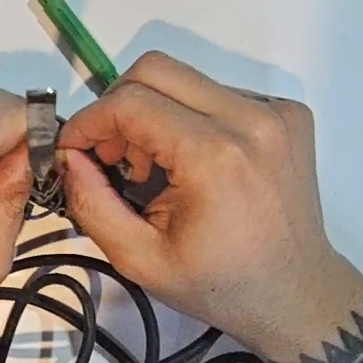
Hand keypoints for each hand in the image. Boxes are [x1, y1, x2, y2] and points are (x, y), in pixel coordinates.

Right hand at [57, 52, 362, 361]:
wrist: (293, 293)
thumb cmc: (215, 283)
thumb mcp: (137, 258)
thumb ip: (92, 203)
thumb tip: (68, 157)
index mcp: (214, 156)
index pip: (129, 102)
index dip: (88, 122)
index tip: (72, 151)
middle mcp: (250, 119)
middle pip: (154, 70)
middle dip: (115, 109)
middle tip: (111, 158)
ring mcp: (274, 111)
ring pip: (183, 78)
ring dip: (150, 114)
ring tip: (151, 168)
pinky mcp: (285, 113)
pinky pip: (213, 92)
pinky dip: (183, 118)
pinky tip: (186, 164)